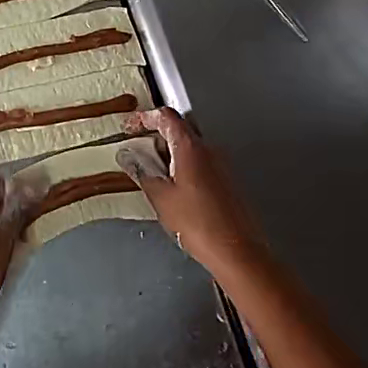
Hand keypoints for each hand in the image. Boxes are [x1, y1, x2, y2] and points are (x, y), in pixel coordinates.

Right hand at [118, 108, 263, 271]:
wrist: (236, 250)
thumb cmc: (201, 224)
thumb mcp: (161, 198)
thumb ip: (143, 173)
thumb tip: (131, 159)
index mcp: (191, 148)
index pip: (168, 117)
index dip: (146, 117)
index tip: (132, 124)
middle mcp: (210, 151)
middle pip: (180, 130)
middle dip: (156, 138)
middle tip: (137, 151)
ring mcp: (221, 166)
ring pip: (190, 149)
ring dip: (169, 155)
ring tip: (153, 174)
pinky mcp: (226, 182)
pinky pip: (201, 164)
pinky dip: (183, 168)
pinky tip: (173, 189)